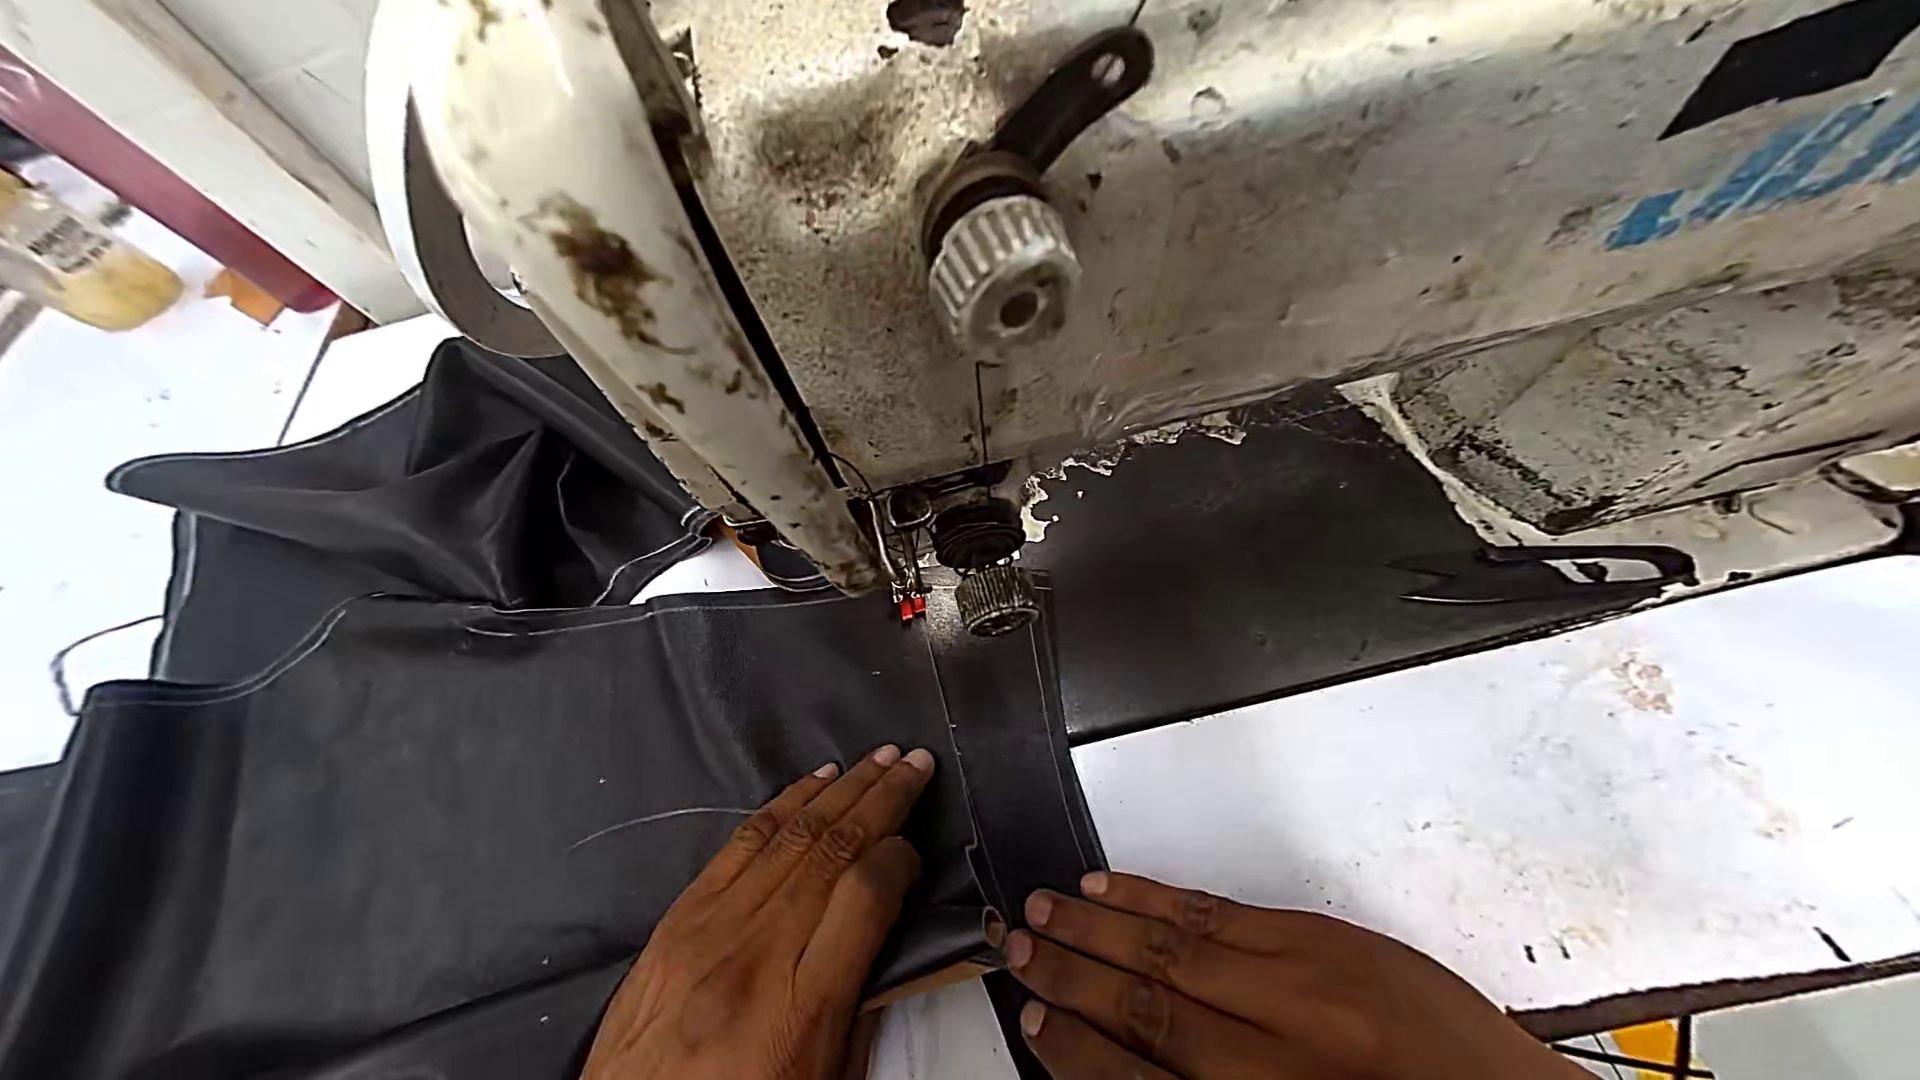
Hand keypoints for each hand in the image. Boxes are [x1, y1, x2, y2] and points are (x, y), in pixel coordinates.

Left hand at [580, 745, 935, 1079]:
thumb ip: (862, 1005)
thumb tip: (883, 926)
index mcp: (798, 1008)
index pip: (866, 894)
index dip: (900, 857)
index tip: (915, 850)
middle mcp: (755, 954)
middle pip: (835, 847)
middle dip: (885, 796)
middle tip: (917, 762)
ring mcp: (711, 927)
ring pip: (794, 832)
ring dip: (845, 786)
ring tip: (880, 759)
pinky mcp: (680, 917)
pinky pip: (743, 840)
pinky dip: (786, 801)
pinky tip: (817, 779)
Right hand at [1006, 873, 1586, 1079]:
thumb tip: (1130, 1066)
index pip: (1146, 1076)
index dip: (1079, 1049)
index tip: (1034, 1021)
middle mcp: (1281, 1053)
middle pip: (1147, 1002)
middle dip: (1070, 972)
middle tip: (1016, 946)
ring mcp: (1301, 985)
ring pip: (1172, 948)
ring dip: (1097, 926)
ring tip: (1044, 909)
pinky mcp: (1319, 938)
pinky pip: (1217, 911)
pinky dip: (1154, 898)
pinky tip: (1113, 889)